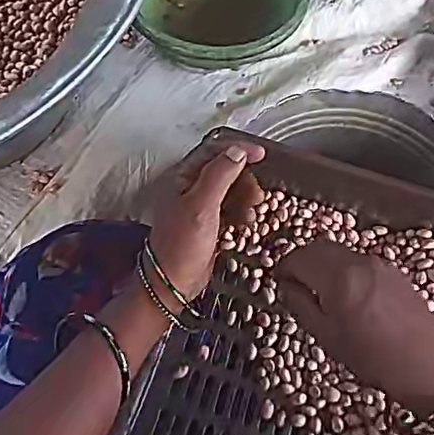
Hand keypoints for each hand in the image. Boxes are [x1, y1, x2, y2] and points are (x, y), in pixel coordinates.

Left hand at [145, 134, 266, 301]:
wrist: (172, 284)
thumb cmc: (181, 245)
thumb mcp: (201, 206)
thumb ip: (219, 175)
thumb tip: (237, 151)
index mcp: (181, 178)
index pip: (213, 152)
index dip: (238, 150)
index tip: (260, 154)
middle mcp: (188, 188)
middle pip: (225, 171)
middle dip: (244, 181)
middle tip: (256, 196)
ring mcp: (198, 207)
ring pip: (231, 191)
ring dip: (245, 199)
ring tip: (251, 214)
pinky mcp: (208, 224)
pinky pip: (230, 209)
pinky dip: (241, 214)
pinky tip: (245, 225)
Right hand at [273, 241, 433, 415]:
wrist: (426, 365)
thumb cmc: (372, 358)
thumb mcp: (326, 336)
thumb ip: (300, 305)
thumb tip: (285, 285)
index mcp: (339, 278)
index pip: (299, 257)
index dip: (284, 267)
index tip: (278, 281)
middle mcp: (359, 262)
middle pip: (319, 248)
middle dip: (301, 261)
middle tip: (293, 284)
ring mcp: (378, 263)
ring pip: (339, 252)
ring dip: (322, 264)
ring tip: (318, 293)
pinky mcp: (392, 270)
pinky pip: (358, 261)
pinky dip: (343, 269)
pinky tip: (345, 295)